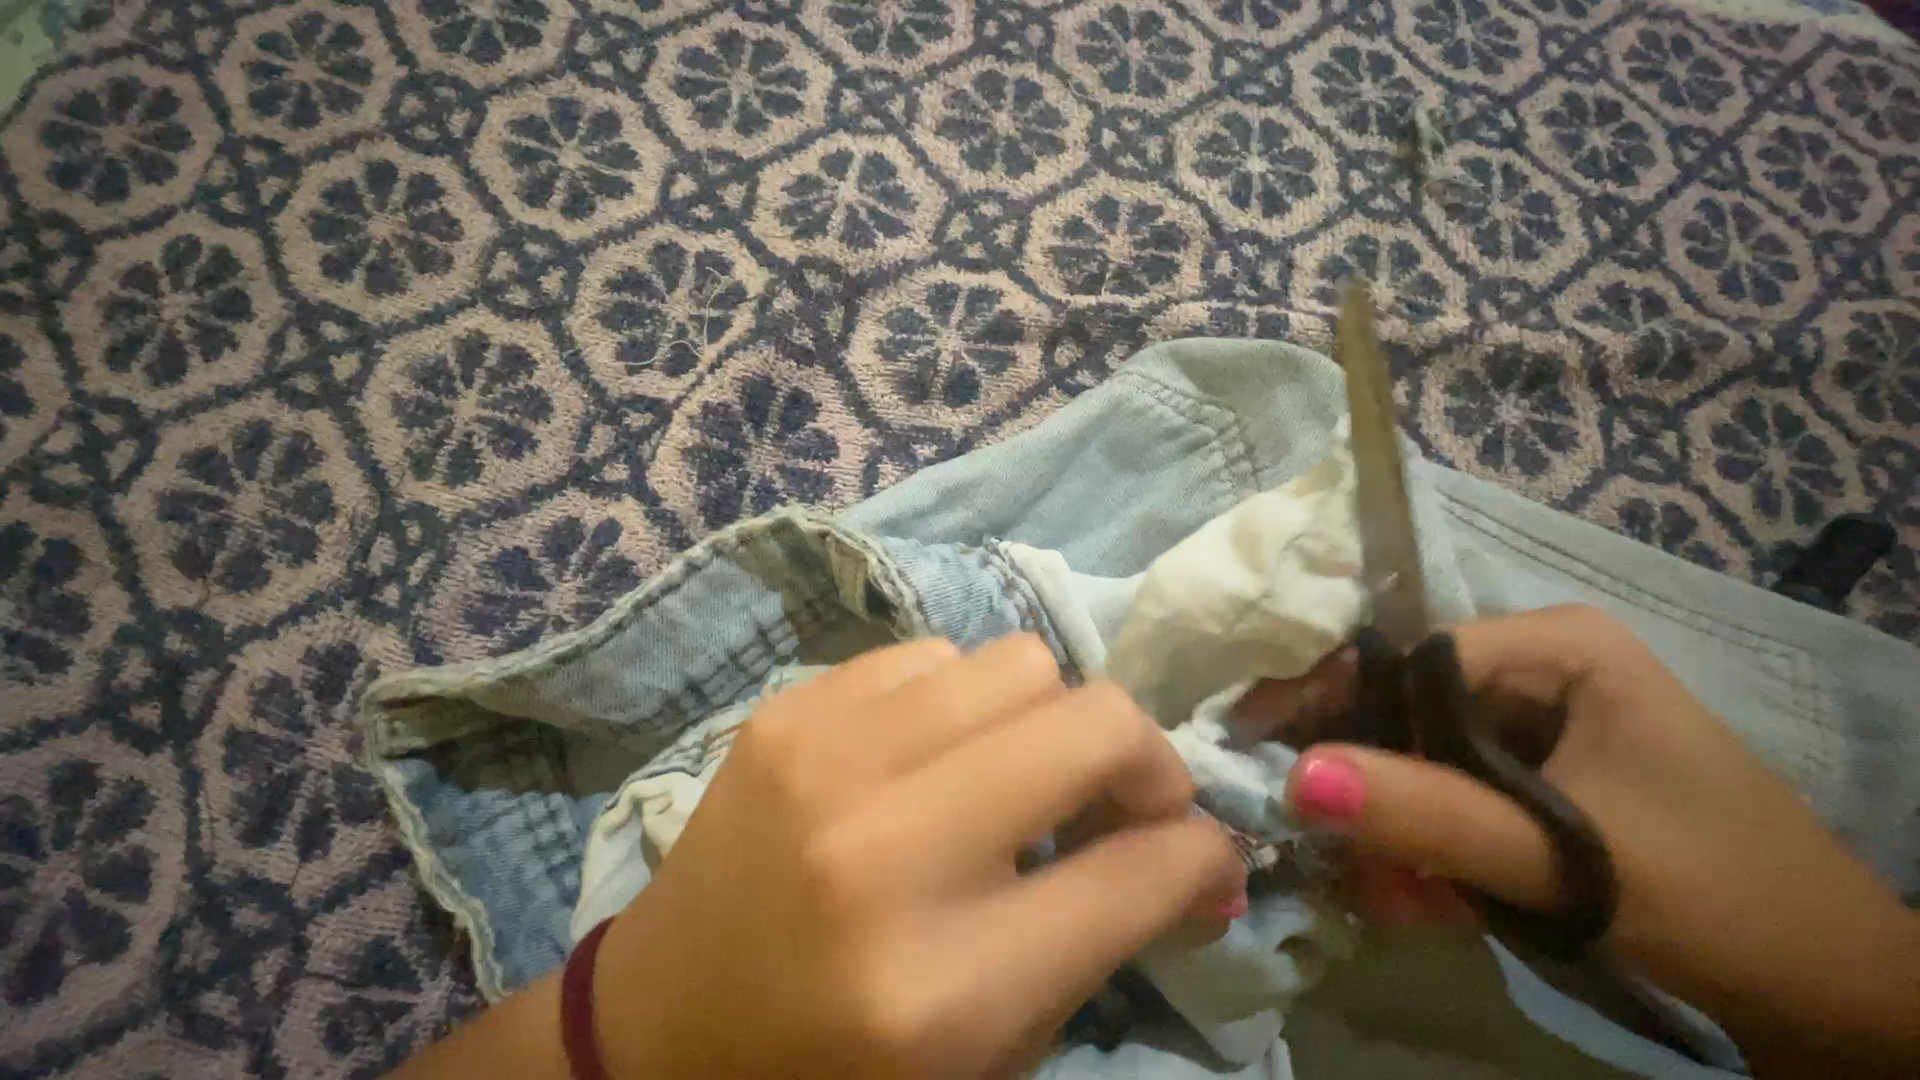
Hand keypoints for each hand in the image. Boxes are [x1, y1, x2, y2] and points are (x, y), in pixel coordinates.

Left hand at [589, 635, 1244, 1077]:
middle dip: (1144, 762)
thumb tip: (1199, 857)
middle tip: (1128, 800)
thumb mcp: (988, 1052)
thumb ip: (1101, 941)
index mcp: (944, 985)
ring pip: (1017, 662)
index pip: (1136, 874)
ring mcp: (826, 757)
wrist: (662, 1026)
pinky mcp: (786, 711)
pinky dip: (961, 702)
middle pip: (1089, 725)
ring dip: (1048, 720)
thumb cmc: (833, 1067)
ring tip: (1020, 773)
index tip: (1204, 855)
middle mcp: (886, 851)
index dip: (1199, 856)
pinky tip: (934, 756)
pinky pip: (931, 656)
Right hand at [1241, 605, 1919, 1075]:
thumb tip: (1292, 777)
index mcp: (1552, 646)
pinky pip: (1439, 797)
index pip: (1400, 658)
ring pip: (1409, 763)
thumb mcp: (1567, 861)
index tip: (1256, 753)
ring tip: (1395, 904)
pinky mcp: (1524, 779)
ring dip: (1390, 836)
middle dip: (1363, 790)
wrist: (1834, 1002)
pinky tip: (1427, 905)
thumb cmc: (1722, 903)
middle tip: (1330, 856)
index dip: (1323, 702)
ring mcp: (1526, 726)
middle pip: (1397, 710)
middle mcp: (1530, 669)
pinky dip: (1422, 852)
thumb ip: (1428, 814)